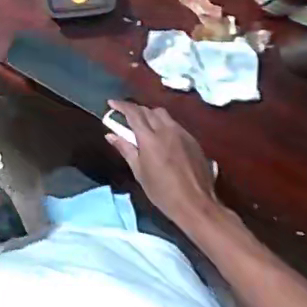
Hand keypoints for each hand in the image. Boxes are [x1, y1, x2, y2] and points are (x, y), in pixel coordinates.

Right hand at [104, 101, 224, 230]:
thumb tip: (111, 135)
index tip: (112, 103)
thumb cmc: (162, 192)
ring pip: (163, 115)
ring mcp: (182, 133)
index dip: (121, 105)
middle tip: (125, 117)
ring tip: (144, 125)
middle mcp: (166, 130)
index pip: (133, 113)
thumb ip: (126, 149)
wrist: (196, 203)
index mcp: (149, 138)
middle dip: (135, 110)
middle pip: (148, 110)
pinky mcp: (193, 140)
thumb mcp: (139, 172)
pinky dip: (164, 124)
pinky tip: (163, 137)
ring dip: (150, 115)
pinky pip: (175, 124)